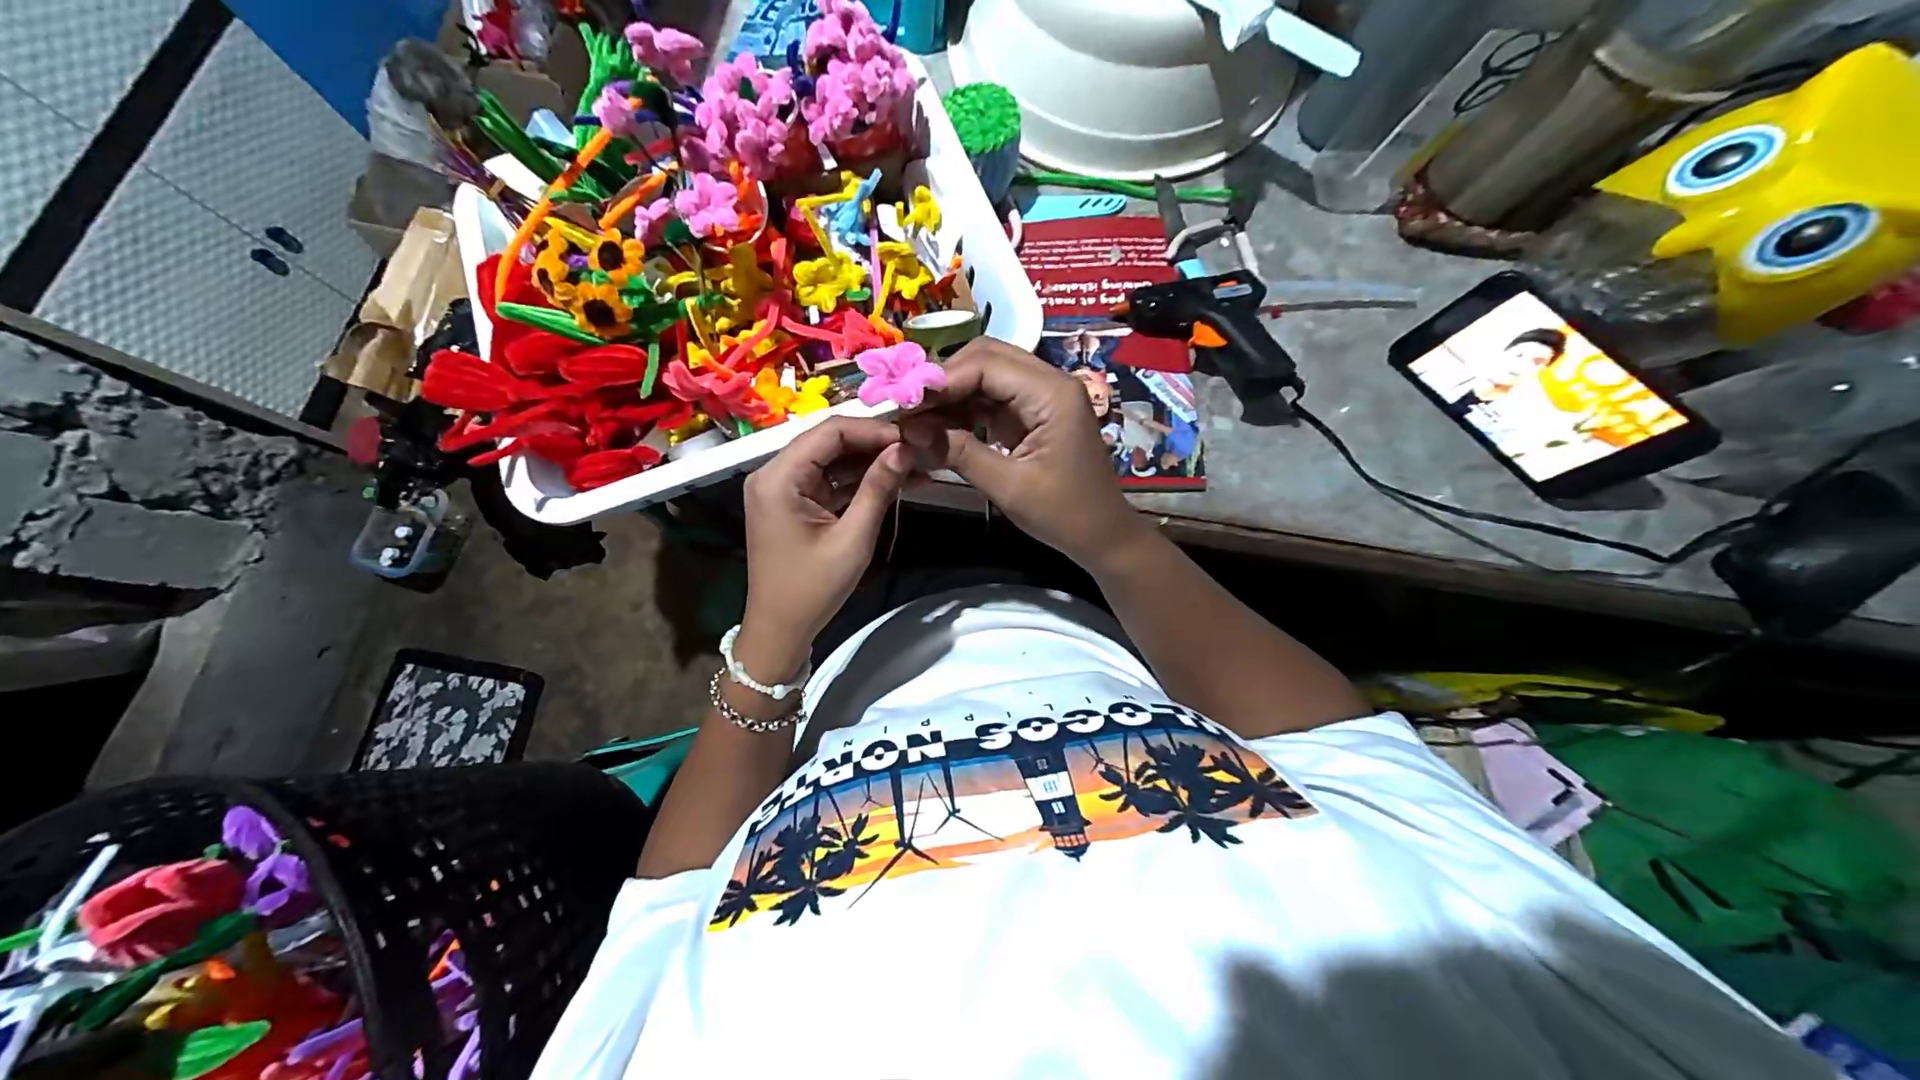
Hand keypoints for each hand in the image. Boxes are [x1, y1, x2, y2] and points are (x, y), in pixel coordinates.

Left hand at [737, 416, 913, 683]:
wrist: (781, 629)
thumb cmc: (813, 588)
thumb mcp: (852, 538)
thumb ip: (877, 489)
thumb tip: (905, 449)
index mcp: (778, 478)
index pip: (829, 432)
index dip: (872, 430)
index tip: (911, 437)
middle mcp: (774, 474)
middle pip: (829, 442)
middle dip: (874, 443)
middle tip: (917, 448)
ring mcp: (782, 488)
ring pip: (832, 460)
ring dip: (870, 462)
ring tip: (915, 464)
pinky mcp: (793, 502)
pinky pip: (828, 481)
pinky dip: (858, 482)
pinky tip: (894, 481)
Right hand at [900, 338, 1149, 571]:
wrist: (1102, 535)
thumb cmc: (1064, 514)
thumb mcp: (1008, 486)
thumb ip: (959, 452)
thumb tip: (910, 429)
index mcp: (1052, 393)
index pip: (985, 365)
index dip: (941, 380)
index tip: (904, 401)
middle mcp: (1049, 382)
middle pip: (986, 358)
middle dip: (944, 379)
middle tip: (906, 406)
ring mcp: (1042, 396)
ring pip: (987, 374)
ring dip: (952, 393)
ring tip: (916, 416)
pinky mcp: (1034, 413)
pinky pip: (993, 397)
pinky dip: (965, 408)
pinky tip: (938, 424)